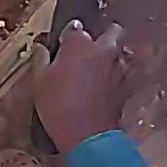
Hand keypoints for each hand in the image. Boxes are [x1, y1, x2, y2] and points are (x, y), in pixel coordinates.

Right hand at [34, 20, 129, 154]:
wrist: (87, 136)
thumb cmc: (58, 105)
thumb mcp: (40, 81)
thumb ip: (41, 58)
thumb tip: (40, 46)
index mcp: (80, 42)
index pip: (74, 29)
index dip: (67, 40)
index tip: (60, 51)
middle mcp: (104, 48)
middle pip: (111, 31)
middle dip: (102, 37)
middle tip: (86, 54)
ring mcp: (119, 66)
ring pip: (120, 52)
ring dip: (111, 57)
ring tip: (96, 72)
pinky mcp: (127, 85)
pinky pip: (123, 73)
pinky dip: (116, 76)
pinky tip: (104, 88)